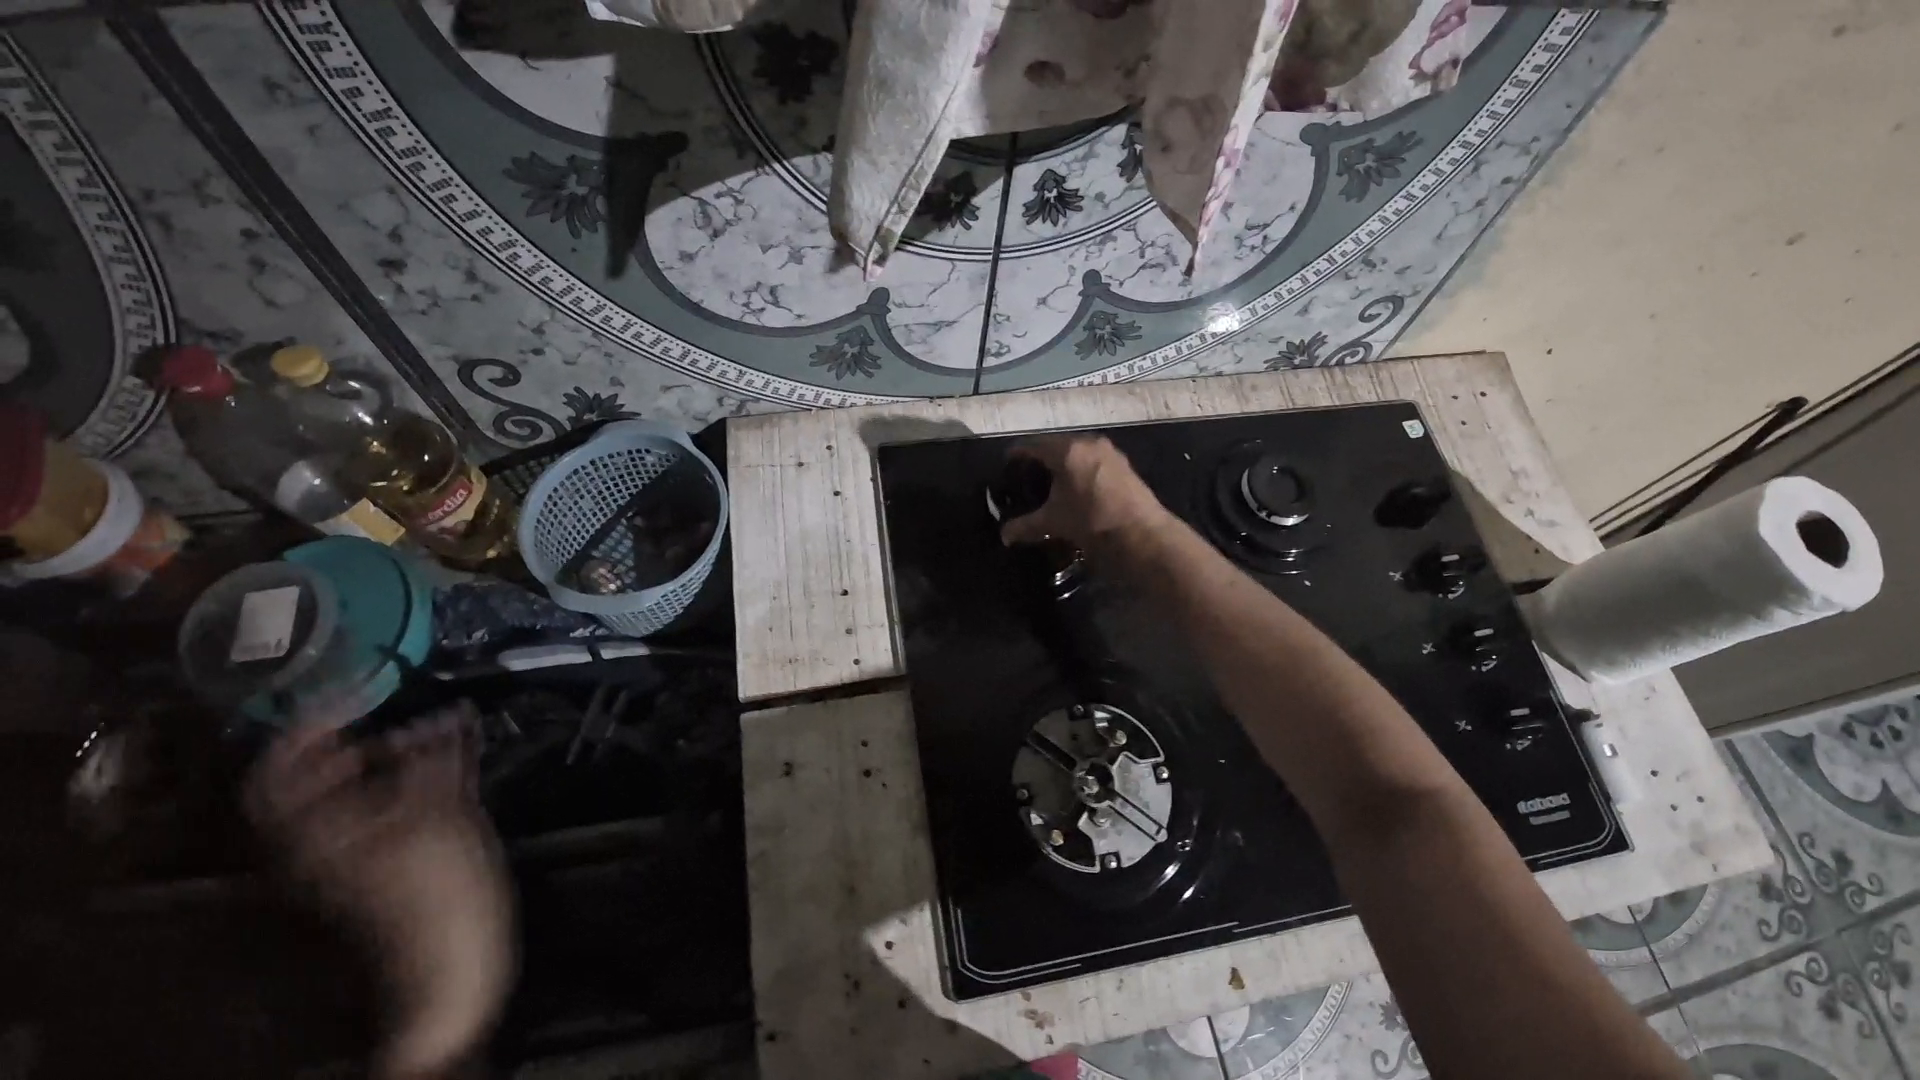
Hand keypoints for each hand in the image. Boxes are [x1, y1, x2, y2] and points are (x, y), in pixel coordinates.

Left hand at [247, 705, 514, 1078]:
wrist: (455, 957)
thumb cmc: (434, 888)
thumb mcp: (436, 814)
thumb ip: (437, 759)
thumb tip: (446, 712)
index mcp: (319, 831)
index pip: (282, 770)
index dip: (308, 726)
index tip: (352, 691)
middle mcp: (332, 836)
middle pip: (325, 775)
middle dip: (359, 737)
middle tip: (391, 707)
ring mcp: (368, 845)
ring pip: (370, 784)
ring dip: (400, 749)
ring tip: (436, 723)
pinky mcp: (404, 851)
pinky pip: (406, 797)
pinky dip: (428, 769)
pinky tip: (460, 745)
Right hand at [998, 436, 1173, 553]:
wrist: (1141, 532)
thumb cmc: (1091, 520)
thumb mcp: (1054, 522)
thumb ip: (1026, 526)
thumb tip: (1004, 536)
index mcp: (1066, 450)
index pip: (1032, 445)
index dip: (1016, 454)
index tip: (1007, 464)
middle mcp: (1087, 443)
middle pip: (1055, 445)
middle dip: (1040, 459)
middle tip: (1027, 476)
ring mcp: (1109, 451)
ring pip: (1077, 452)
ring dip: (1063, 464)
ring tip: (1052, 483)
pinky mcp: (1123, 464)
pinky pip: (1093, 460)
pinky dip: (1080, 469)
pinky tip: (1077, 488)